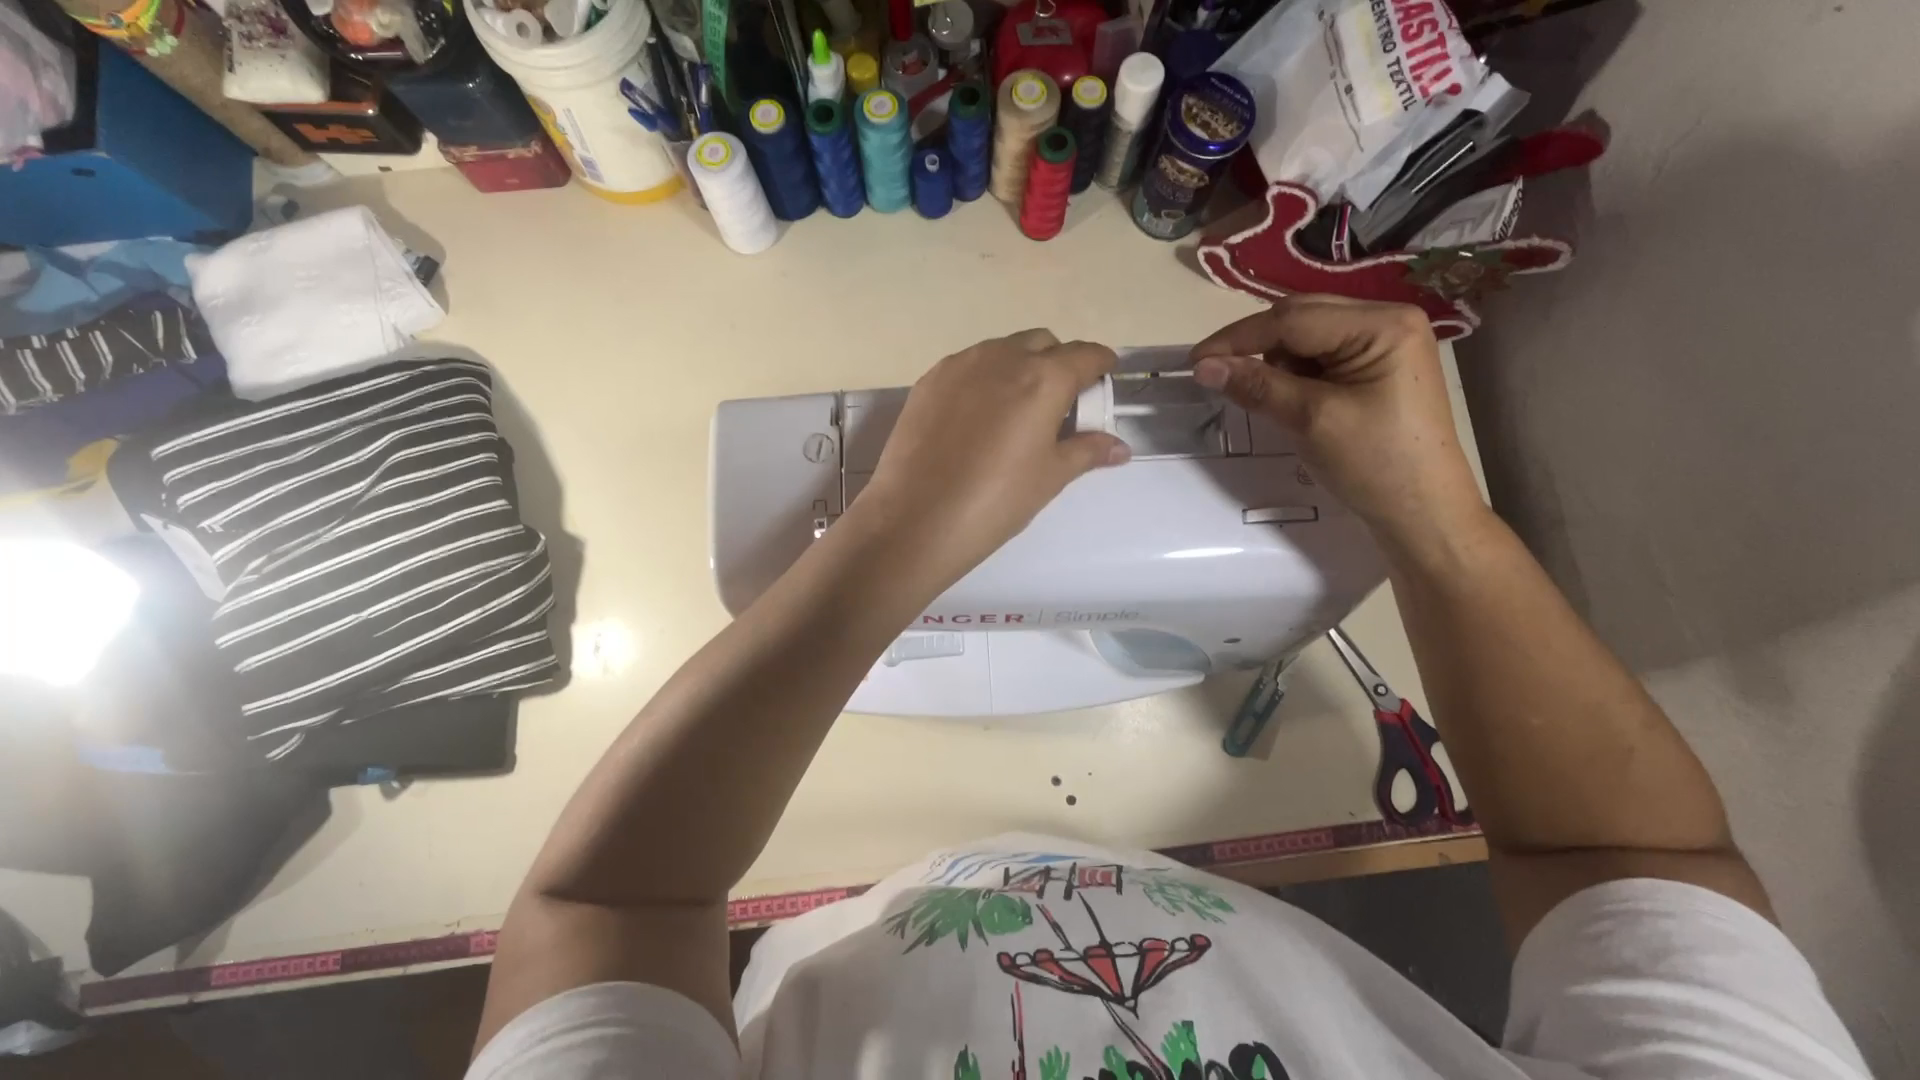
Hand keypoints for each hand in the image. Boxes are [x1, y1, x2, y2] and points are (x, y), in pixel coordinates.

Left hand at [852, 330, 1130, 584]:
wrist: (916, 517)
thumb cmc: (995, 501)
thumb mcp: (1049, 477)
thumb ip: (1086, 451)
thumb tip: (1119, 447)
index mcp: (1044, 378)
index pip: (1085, 355)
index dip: (1100, 365)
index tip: (1103, 379)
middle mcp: (1004, 358)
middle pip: (1043, 344)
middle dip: (1059, 363)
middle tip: (1060, 402)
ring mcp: (961, 365)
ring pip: (1003, 350)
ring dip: (1020, 366)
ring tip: (1018, 409)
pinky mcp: (929, 380)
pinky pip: (969, 365)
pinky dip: (985, 378)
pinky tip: (979, 415)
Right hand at [1191, 296, 1484, 540]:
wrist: (1423, 513)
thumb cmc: (1375, 464)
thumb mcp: (1311, 420)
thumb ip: (1257, 386)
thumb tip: (1203, 367)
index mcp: (1383, 324)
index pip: (1293, 318)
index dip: (1239, 338)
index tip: (1195, 362)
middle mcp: (1389, 321)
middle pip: (1301, 318)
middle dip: (1259, 348)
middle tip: (1219, 377)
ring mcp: (1386, 344)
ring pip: (1308, 338)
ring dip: (1278, 363)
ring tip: (1275, 402)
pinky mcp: (1379, 369)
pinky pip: (1323, 357)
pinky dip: (1296, 375)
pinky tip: (1294, 402)